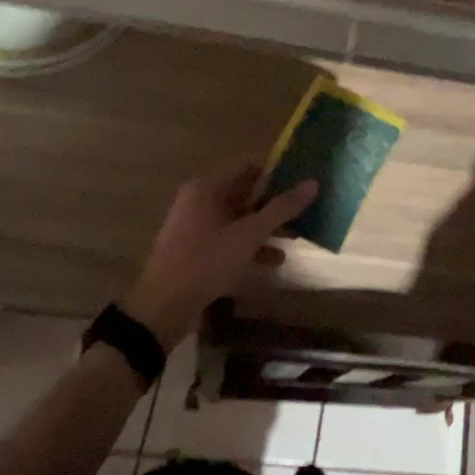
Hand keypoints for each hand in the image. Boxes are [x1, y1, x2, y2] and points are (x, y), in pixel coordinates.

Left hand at [121, 161, 317, 347]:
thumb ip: (281, 208)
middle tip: (305, 208)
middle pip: (244, 191)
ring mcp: (196, 226)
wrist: (162, 309)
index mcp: (207, 187)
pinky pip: (229, 237)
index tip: (304, 177)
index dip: (277, 169)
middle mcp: (199, 200)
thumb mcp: (249, 235)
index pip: (248, 165)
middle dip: (275, 202)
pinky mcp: (196, 249)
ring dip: (265, 226)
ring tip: (296, 235)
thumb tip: (312, 183)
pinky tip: (273, 260)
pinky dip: (249, 244)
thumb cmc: (206, 262)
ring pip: (238, 217)